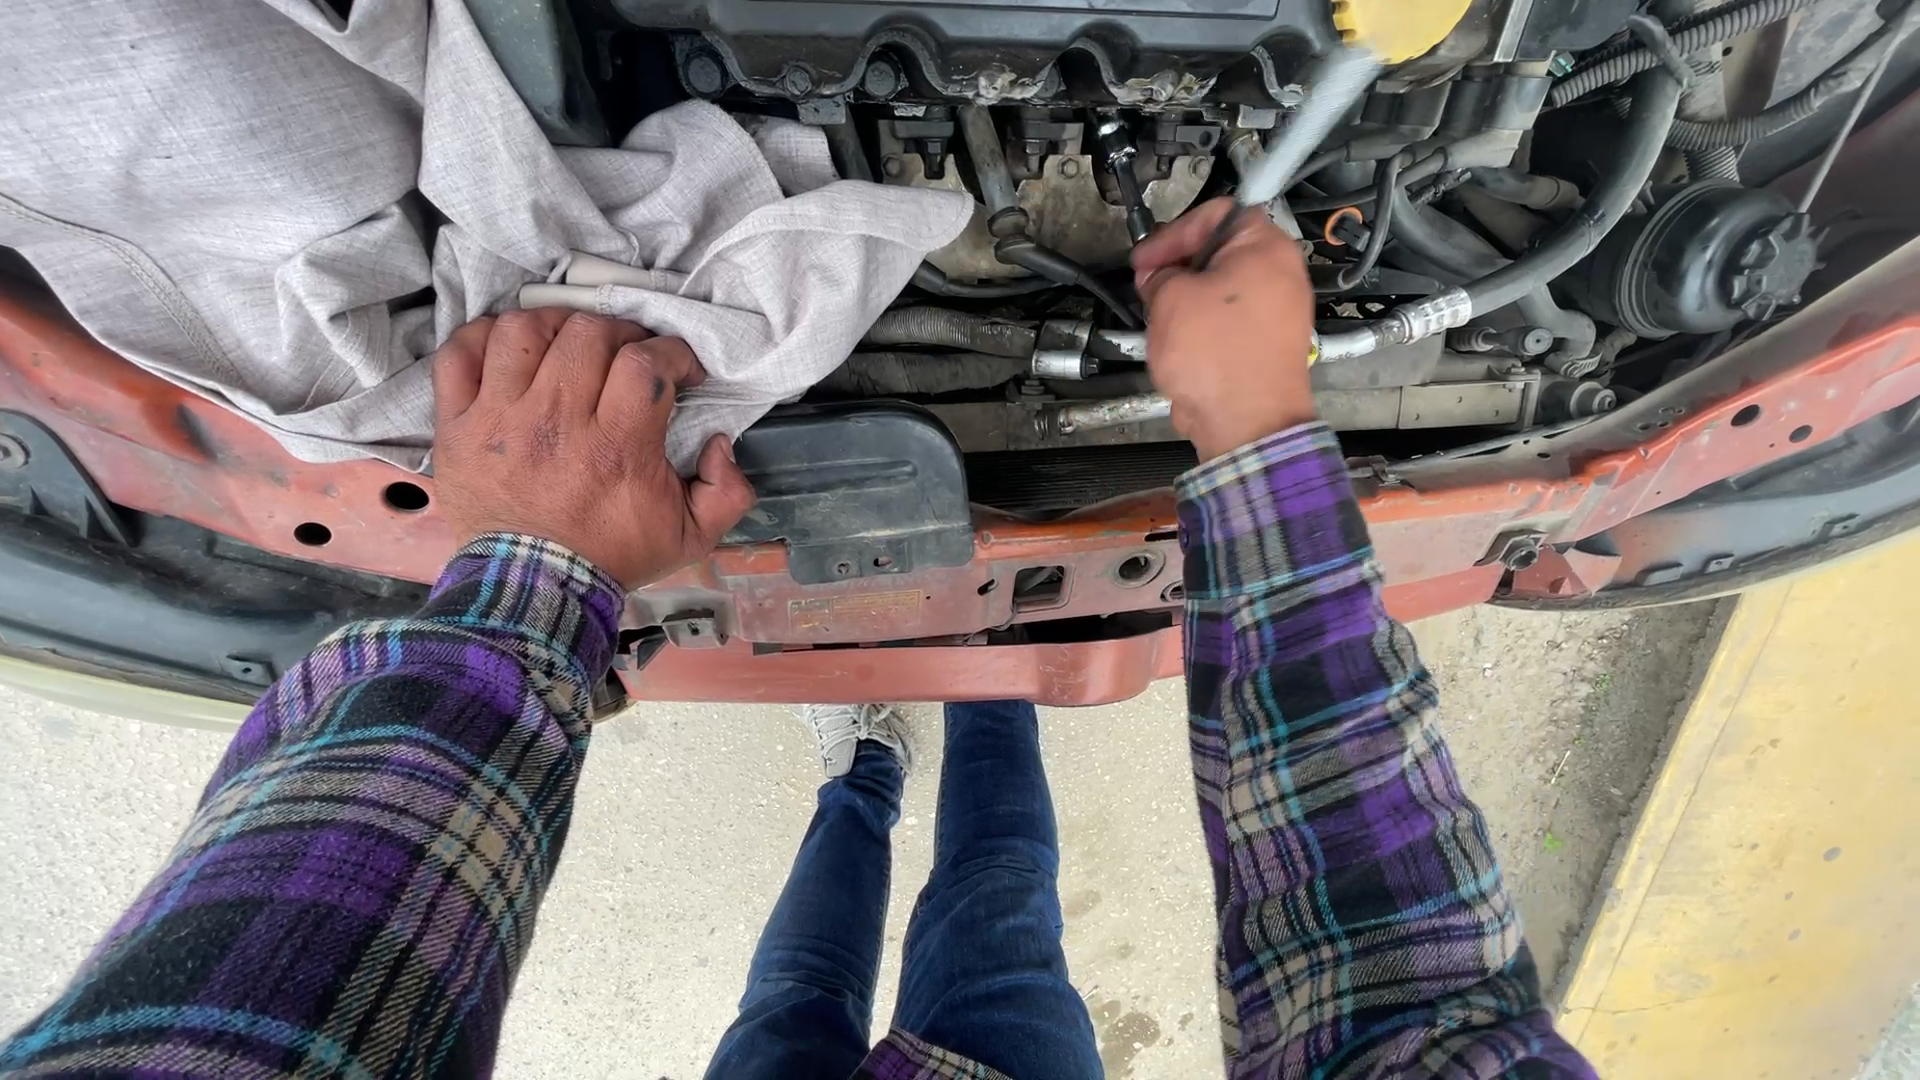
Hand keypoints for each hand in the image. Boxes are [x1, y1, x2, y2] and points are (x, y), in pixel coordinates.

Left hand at [431, 309, 756, 588]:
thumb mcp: (694, 536)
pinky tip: (515, 348)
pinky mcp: (458, 425)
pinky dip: (486, 336)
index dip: (674, 353)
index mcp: (617, 447)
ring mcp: (500, 419)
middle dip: (623, 333)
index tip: (683, 371)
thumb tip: (720, 442)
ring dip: (558, 325)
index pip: (646, 363)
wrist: (536, 588)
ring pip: (524, 331)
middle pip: (588, 335)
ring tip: (575, 344)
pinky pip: (460, 353)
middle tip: (633, 355)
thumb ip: (728, 491)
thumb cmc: (615, 555)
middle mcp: (556, 422)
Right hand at [1131, 197, 1317, 461]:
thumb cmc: (1216, 356)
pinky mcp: (1265, 346)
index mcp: (1266, 248)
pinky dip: (1201, 329)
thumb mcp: (1170, 299)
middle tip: (1147, 287)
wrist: (1244, 420)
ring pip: (1221, 291)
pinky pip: (1228, 324)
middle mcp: (1281, 276)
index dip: (1172, 234)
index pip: (1215, 215)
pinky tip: (1179, 346)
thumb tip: (1158, 278)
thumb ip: (1159, 276)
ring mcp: (1276, 313)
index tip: (1145, 259)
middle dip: (1177, 269)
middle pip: (1219, 254)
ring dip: (1186, 302)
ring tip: (1160, 321)